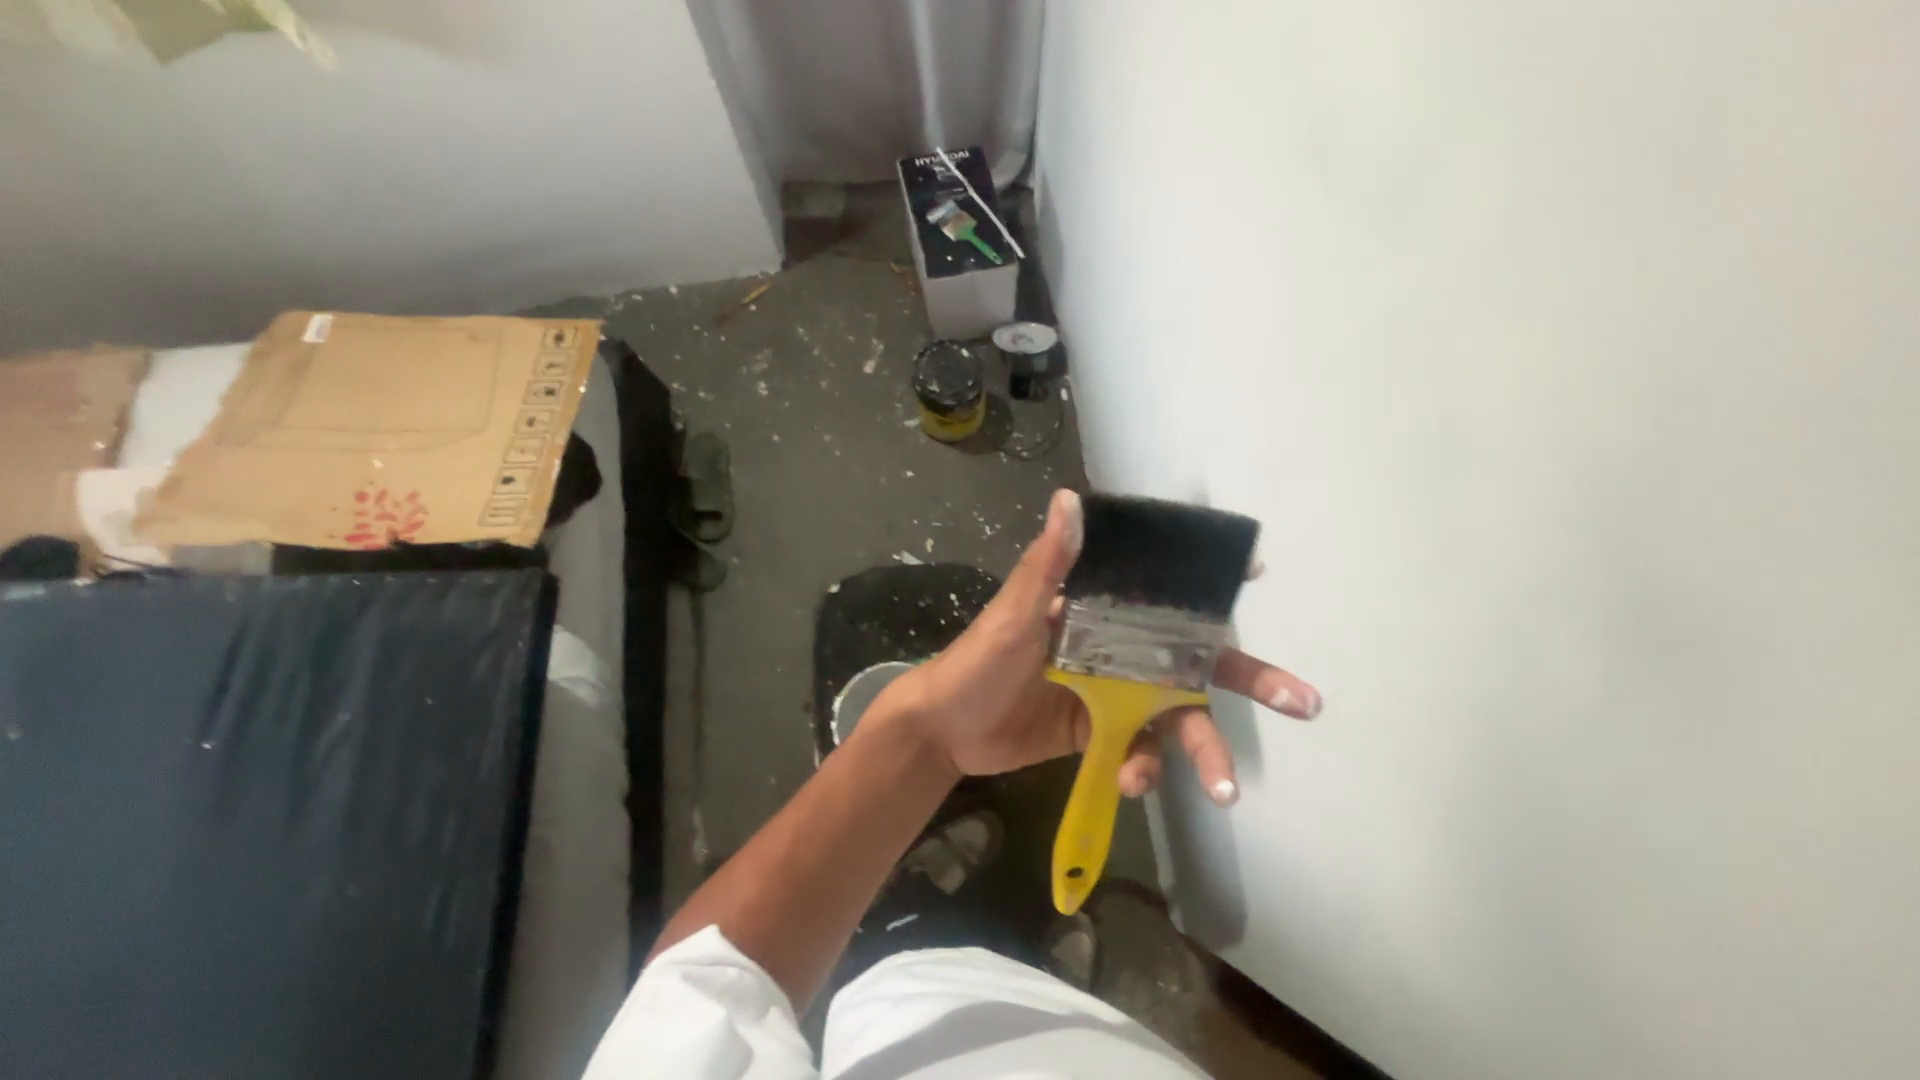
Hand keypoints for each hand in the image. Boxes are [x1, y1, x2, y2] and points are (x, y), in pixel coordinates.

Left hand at [871, 489, 1321, 805]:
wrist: (945, 729)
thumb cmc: (978, 660)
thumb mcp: (1013, 613)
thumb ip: (1046, 565)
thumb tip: (1070, 499)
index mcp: (1100, 613)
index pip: (1163, 594)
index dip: (1208, 587)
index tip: (1255, 574)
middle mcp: (1117, 650)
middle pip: (1192, 663)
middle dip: (1247, 679)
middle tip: (1302, 701)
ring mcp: (1112, 695)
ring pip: (1174, 716)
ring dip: (1202, 747)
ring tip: (1224, 785)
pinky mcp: (1099, 735)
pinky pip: (1139, 751)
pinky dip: (1142, 766)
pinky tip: (1129, 779)